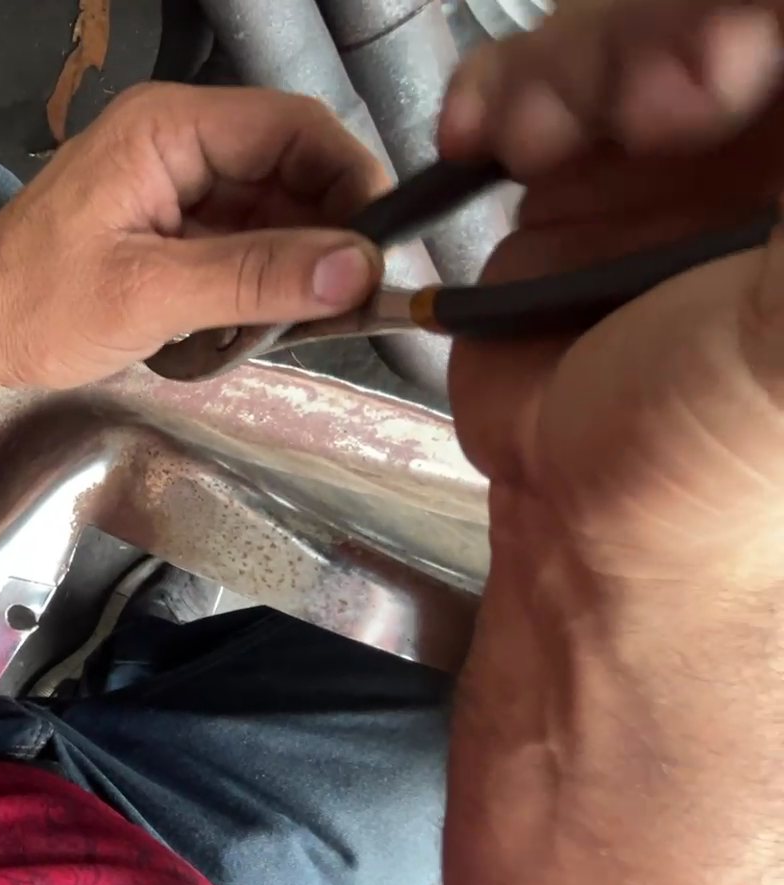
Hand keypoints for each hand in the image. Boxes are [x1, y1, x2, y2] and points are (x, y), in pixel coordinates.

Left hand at [0, 83, 390, 390]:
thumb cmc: (33, 310)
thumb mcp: (148, 294)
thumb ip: (253, 276)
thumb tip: (357, 271)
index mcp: (164, 129)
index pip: (292, 129)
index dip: (349, 181)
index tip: (380, 248)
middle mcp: (165, 143)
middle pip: (279, 169)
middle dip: (315, 232)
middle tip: (344, 298)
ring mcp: (153, 187)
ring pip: (252, 210)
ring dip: (279, 262)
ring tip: (297, 318)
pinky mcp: (144, 228)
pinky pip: (217, 239)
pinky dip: (240, 276)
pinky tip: (249, 316)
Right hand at [439, 0, 783, 590]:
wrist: (581, 495)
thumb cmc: (722, 427)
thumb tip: (754, 65)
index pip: (782, 20)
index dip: (731, 21)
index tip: (727, 73)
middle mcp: (769, 125)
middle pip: (690, 13)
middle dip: (653, 37)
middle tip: (650, 115)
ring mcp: (662, 149)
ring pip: (603, 34)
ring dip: (558, 67)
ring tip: (537, 145)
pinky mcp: (560, 185)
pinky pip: (520, 93)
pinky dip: (486, 98)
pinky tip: (474, 140)